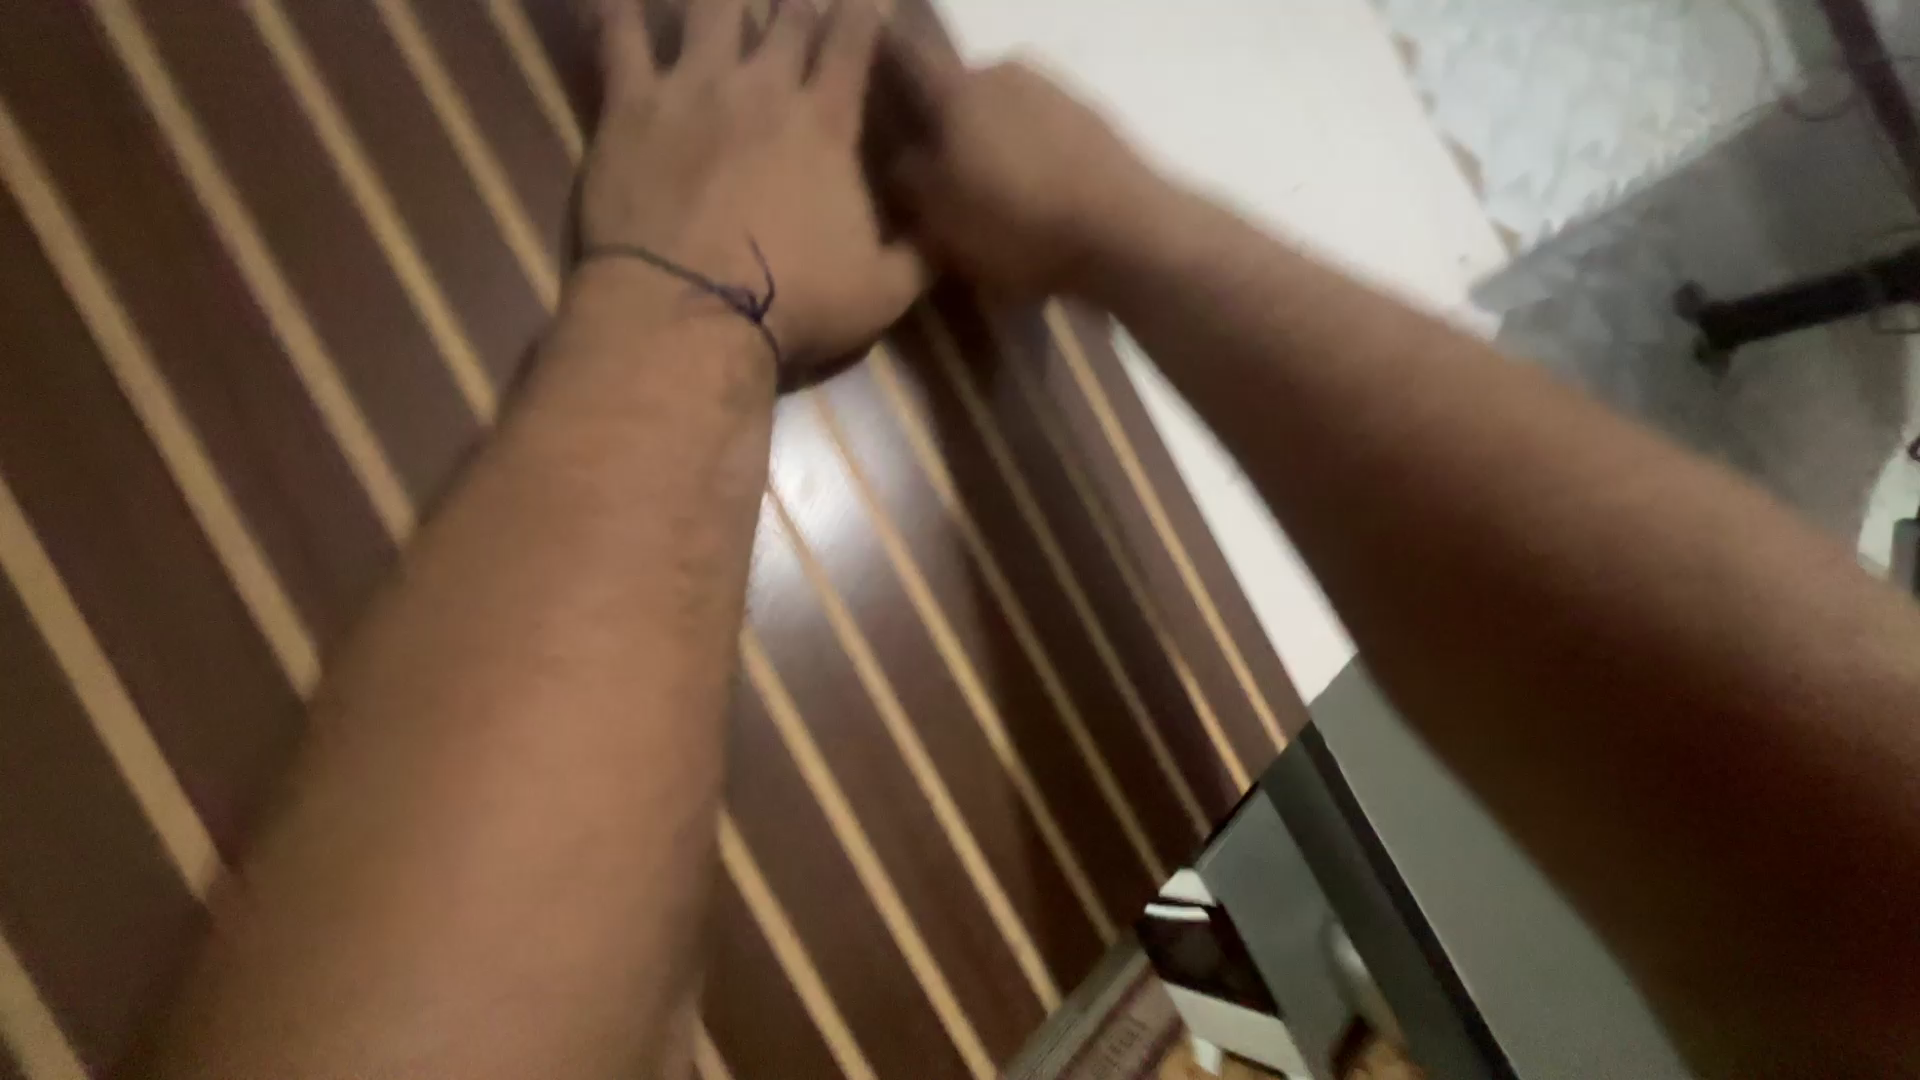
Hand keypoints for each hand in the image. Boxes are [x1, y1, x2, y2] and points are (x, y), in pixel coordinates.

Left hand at [580, 0, 926, 365]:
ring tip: (726, 0)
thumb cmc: (797, 305)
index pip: (853, 41)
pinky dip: (621, 10)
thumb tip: (950, 228)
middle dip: (798, 4)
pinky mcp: (629, 107)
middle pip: (784, 16)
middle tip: (800, 4)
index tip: (869, 5)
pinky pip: (619, 34)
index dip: (864, 15)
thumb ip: (922, 254)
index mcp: (827, 124)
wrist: (691, 315)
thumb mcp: (884, 294)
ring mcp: (691, 89)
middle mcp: (761, 87)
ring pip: (707, 8)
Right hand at [887, 48, 1165, 297]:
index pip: (905, 60)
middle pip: (957, 94)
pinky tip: (1038, 201)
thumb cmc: (1017, 225)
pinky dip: (1032, 159)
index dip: (885, 78)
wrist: (1124, 231)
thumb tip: (900, 161)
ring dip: (992, 147)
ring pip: (1004, 115)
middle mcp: (1005, 71)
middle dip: (944, 130)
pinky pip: (1043, 135)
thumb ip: (908, 181)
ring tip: (994, 199)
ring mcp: (1055, 90)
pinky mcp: (1093, 120)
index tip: (878, 110)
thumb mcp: (940, 219)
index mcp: (958, 87)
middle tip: (940, 179)